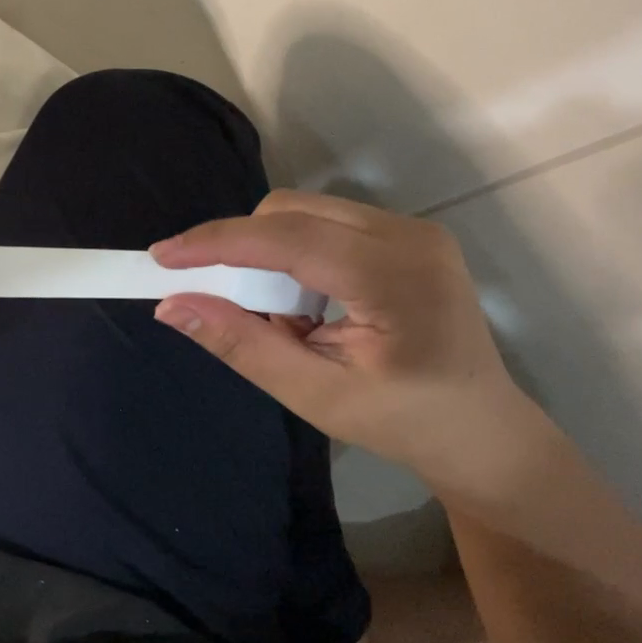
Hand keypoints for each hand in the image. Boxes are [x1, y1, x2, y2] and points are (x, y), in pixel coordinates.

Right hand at [149, 190, 545, 481]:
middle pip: (290, 212)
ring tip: (284, 318)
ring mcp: (412, 231)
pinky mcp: (406, 237)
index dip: (217, 242)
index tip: (160, 256)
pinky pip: (325, 226)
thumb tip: (171, 306)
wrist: (480, 430)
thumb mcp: (312, 393)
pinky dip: (295, 258)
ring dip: (269, 255)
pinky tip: (310, 307)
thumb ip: (241, 344)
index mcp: (394, 276)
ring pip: (304, 214)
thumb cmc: (401, 421)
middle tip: (226, 304)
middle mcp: (407, 235)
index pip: (286, 238)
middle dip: (242, 249)